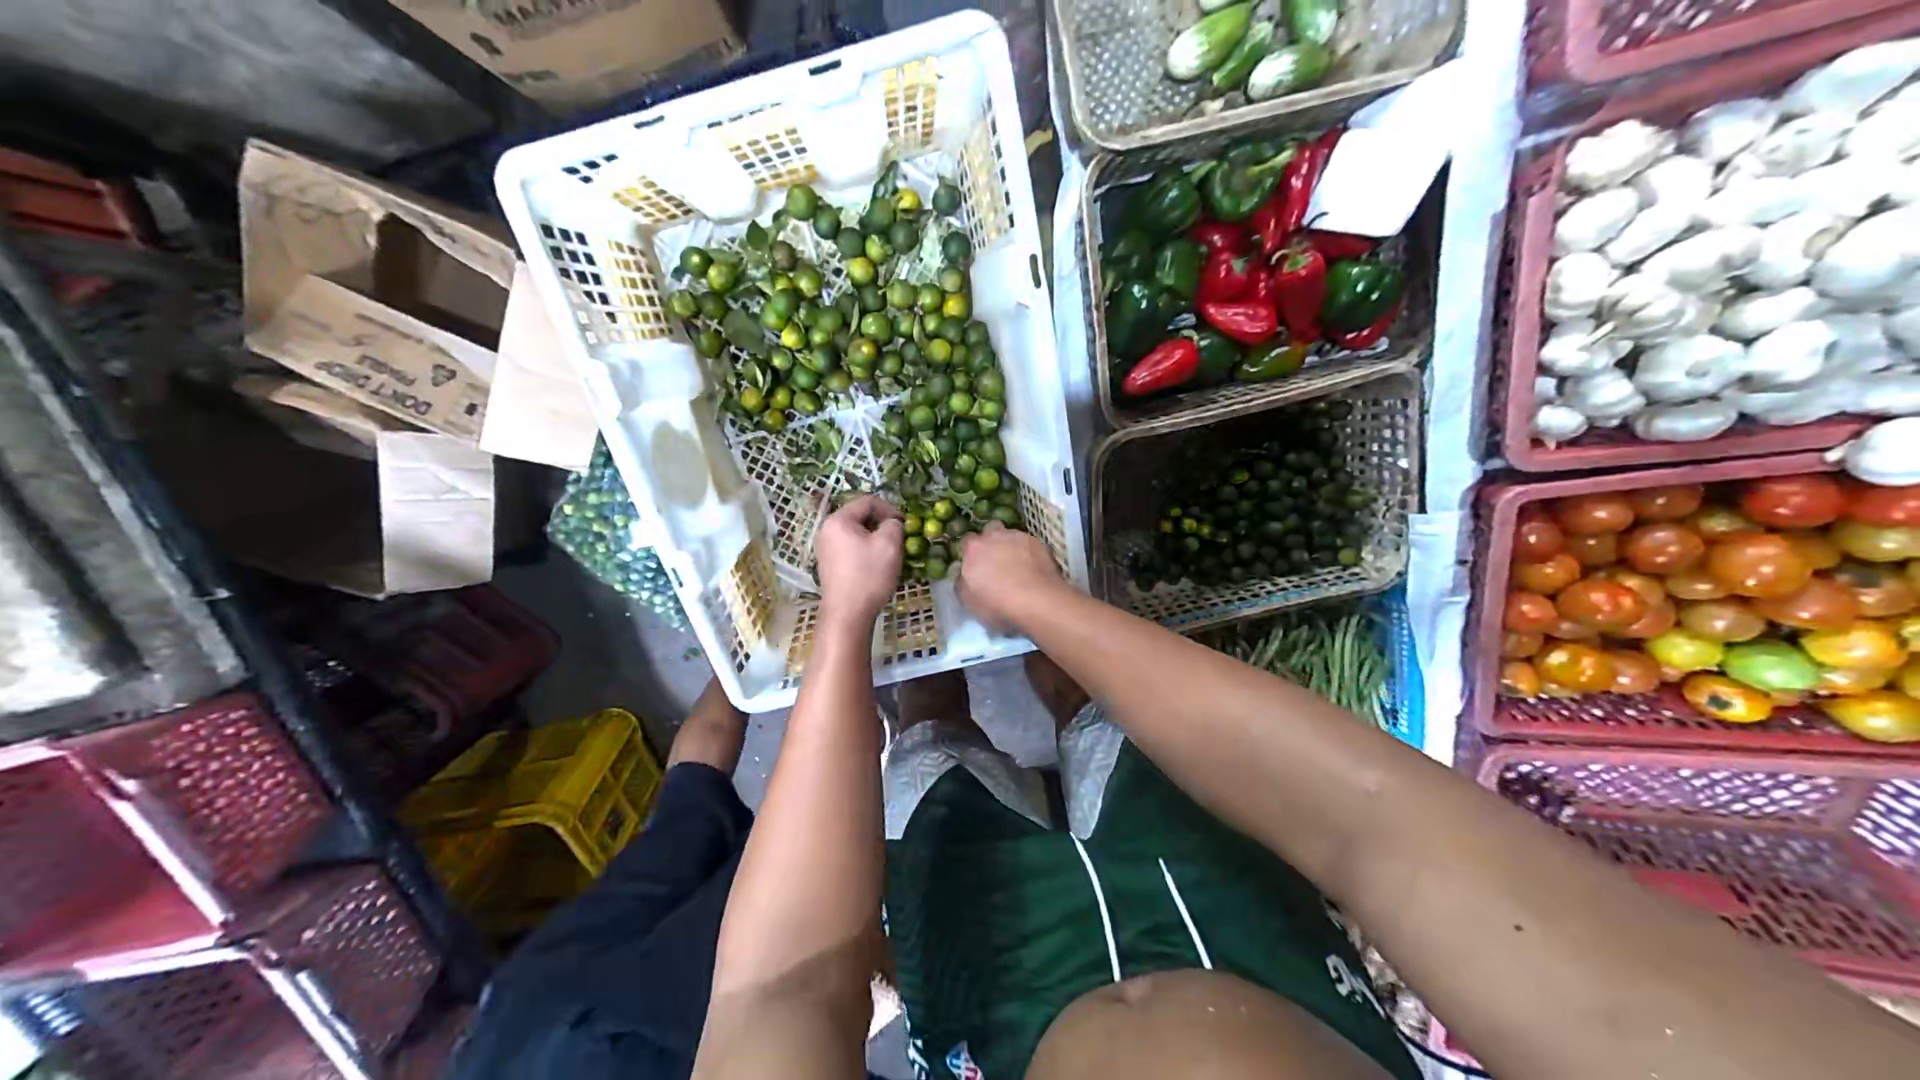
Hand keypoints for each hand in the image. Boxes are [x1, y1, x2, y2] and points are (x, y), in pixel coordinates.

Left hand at [816, 495, 903, 630]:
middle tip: (898, 538)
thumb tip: (891, 523)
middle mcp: (826, 530)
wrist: (847, 614)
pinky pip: (850, 547)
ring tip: (889, 552)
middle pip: (859, 516)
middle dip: (881, 524)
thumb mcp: (889, 544)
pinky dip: (864, 550)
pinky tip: (876, 564)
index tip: (904, 525)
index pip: (868, 501)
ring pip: (855, 533)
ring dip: (874, 538)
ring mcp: (825, 548)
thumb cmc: (868, 576)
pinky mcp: (828, 563)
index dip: (890, 509)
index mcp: (838, 520)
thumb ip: (894, 524)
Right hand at [956, 522, 1063, 633]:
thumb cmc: (997, 604)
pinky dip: (1030, 553)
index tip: (975, 564)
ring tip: (1018, 565)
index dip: (970, 552)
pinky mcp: (1040, 544)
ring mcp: (1020, 537)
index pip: (967, 541)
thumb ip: (962, 582)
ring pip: (1012, 535)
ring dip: (1012, 546)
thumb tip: (963, 575)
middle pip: (991, 530)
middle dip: (992, 540)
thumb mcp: (969, 601)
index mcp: (974, 548)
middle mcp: (995, 536)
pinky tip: (1034, 568)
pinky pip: (1031, 545)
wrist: (1037, 601)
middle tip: (996, 560)